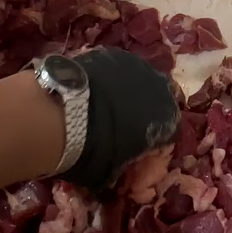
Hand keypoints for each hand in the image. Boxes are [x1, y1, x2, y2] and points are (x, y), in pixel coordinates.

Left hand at [58, 48, 178, 191]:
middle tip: (126, 130)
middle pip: (161, 100)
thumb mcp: (108, 174)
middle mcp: (158, 86)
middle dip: (147, 114)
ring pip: (139, 81)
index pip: (171, 133)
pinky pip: (117, 70)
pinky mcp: (112, 54)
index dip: (156, 146)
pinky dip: (109, 82)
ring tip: (105, 111)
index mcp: (165, 117)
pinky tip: (91, 94)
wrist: (60, 112)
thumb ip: (121, 172)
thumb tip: (117, 179)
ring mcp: (136, 65)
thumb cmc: (91, 150)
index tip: (139, 156)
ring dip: (129, 95)